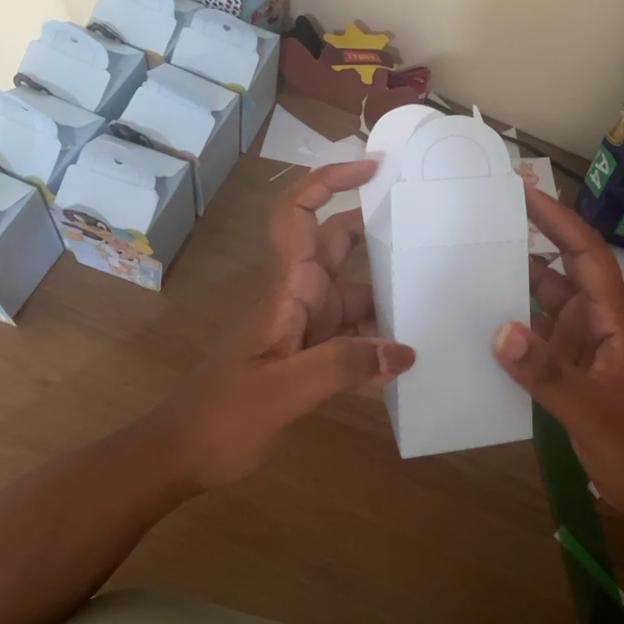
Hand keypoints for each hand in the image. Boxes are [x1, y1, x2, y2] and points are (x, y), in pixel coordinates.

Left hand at [160, 160, 414, 493]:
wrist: (182, 455)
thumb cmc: (224, 416)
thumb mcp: (285, 392)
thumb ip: (344, 367)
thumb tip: (406, 351)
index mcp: (288, 289)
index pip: (300, 214)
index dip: (331, 182)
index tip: (373, 168)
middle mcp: (300, 297)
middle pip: (338, 244)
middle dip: (376, 225)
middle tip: (427, 221)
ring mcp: (307, 326)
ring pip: (354, 291)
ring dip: (388, 290)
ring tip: (440, 291)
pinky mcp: (312, 355)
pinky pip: (354, 332)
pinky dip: (382, 336)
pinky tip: (413, 351)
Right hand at [491, 186, 623, 522]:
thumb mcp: (589, 409)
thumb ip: (545, 370)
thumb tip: (499, 329)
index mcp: (614, 317)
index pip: (585, 253)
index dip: (558, 218)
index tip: (524, 190)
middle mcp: (598, 321)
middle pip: (563, 268)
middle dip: (532, 238)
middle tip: (485, 215)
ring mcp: (584, 345)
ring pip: (547, 301)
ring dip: (517, 282)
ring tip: (471, 258)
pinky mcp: (572, 368)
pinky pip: (538, 335)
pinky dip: (514, 325)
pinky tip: (481, 320)